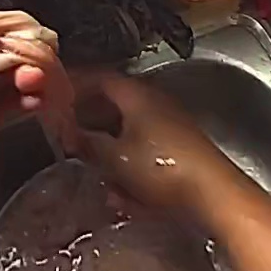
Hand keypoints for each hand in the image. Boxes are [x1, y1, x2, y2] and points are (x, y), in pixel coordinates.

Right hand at [74, 73, 250, 225]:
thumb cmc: (162, 168)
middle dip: (90, 119)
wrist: (213, 193)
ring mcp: (167, 121)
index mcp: (136, 94)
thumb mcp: (116, 158)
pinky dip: (128, 161)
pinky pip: (143, 145)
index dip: (77, 84)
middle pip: (113, 102)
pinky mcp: (177, 145)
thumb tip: (69, 135)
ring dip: (108, 145)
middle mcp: (153, 100)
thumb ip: (88, 144)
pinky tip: (122, 192)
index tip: (58, 94)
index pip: (100, 77)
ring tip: (93, 166)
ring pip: (128, 127)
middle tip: (69, 133)